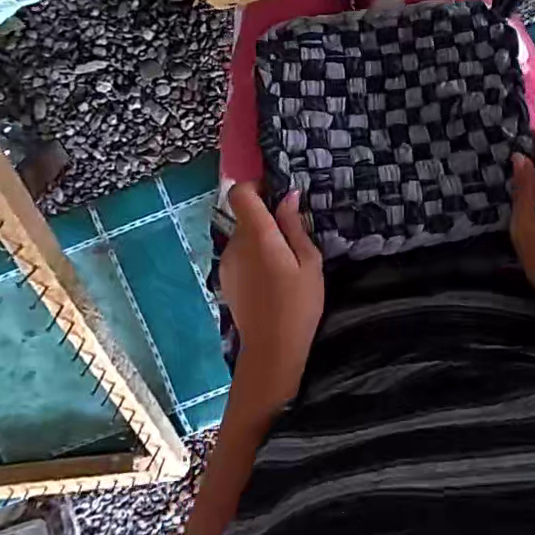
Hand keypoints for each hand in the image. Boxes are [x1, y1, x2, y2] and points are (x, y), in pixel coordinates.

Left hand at [220, 183, 324, 415]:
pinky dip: (253, 256)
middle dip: (265, 217)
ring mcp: (227, 260)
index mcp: (257, 234)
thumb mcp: (309, 263)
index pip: (240, 193)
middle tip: (291, 235)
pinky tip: (270, 279)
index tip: (275, 193)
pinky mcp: (225, 276)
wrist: (271, 348)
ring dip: (260, 239)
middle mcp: (236, 242)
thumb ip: (294, 226)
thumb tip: (287, 196)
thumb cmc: (298, 304)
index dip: (254, 186)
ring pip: (242, 236)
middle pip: (244, 215)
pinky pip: (239, 254)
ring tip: (284, 264)